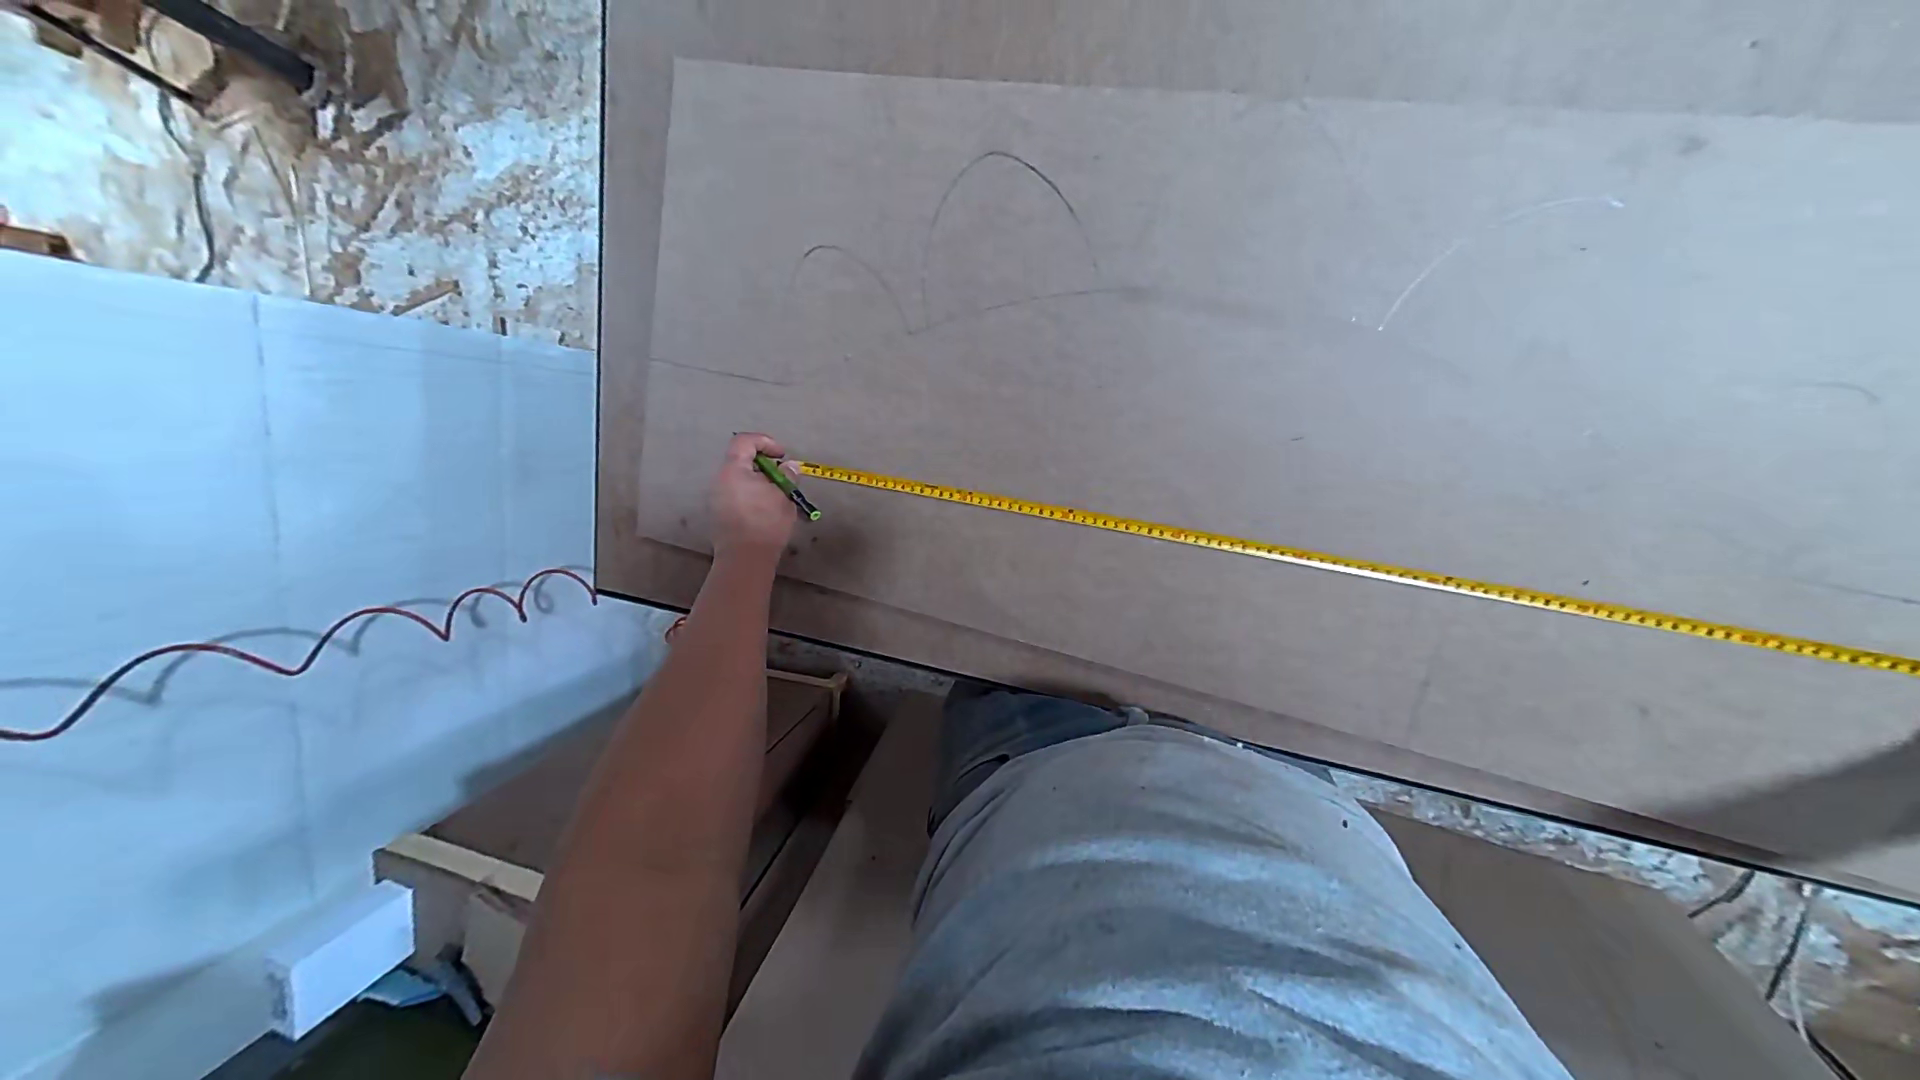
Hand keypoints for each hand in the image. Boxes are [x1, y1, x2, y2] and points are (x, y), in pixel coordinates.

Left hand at [709, 432, 797, 562]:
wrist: (745, 558)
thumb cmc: (766, 522)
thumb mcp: (784, 496)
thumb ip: (787, 476)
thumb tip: (789, 466)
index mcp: (733, 470)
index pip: (745, 441)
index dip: (766, 442)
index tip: (782, 456)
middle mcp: (720, 480)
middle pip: (741, 460)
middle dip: (764, 465)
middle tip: (782, 477)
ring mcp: (716, 498)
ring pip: (739, 479)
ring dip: (758, 481)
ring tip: (777, 495)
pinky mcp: (719, 514)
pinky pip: (736, 494)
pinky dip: (751, 494)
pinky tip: (765, 510)